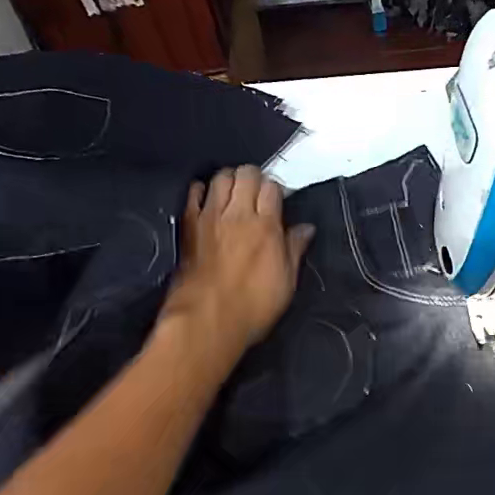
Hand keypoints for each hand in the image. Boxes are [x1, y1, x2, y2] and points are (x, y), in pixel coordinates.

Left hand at [164, 165, 313, 358]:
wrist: (207, 320)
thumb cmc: (254, 306)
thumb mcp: (287, 282)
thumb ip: (295, 249)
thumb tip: (305, 228)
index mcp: (266, 226)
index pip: (272, 187)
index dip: (277, 190)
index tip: (279, 202)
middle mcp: (237, 214)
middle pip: (246, 174)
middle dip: (255, 178)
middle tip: (258, 195)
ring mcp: (209, 217)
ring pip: (220, 177)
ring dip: (230, 180)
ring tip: (235, 194)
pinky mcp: (188, 225)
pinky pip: (193, 193)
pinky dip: (202, 190)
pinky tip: (208, 199)